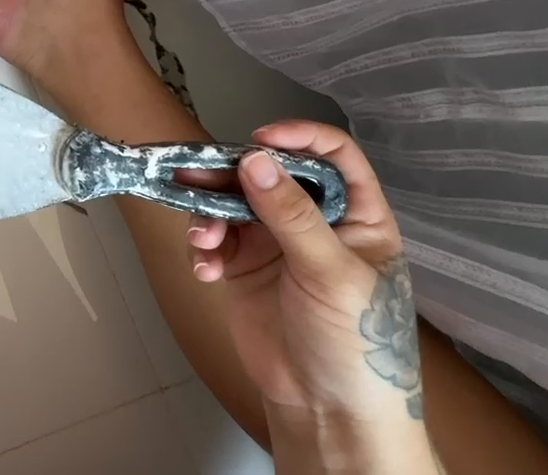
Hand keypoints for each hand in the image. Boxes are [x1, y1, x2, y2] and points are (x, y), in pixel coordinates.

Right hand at [188, 122, 423, 424]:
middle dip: (228, 176)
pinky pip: (213, 237)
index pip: (333, 157)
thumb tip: (252, 158)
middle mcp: (312, 219)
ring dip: (207, 214)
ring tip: (202, 240)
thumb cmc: (356, 343)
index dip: (299, 138)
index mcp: (354, 216)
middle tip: (191, 175)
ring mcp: (273, 241)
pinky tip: (205, 271)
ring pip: (230, 201)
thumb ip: (291, 215)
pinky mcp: (241, 263)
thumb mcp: (332, 275)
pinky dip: (203, 248)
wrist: (325, 409)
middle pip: (266, 173)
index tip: (259, 139)